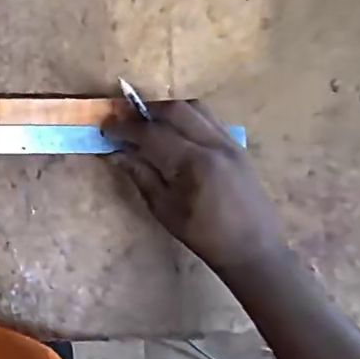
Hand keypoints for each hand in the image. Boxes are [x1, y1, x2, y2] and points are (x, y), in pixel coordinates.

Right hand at [104, 100, 289, 275]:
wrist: (254, 250)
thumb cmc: (205, 236)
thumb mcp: (165, 210)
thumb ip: (141, 176)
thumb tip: (115, 154)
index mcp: (195, 163)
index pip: (152, 133)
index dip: (125, 128)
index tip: (105, 126)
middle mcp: (214, 144)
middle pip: (175, 109)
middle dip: (146, 110)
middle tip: (125, 119)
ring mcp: (230, 142)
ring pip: (195, 108)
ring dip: (168, 110)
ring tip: (150, 122)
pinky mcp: (238, 146)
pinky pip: (209, 119)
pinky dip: (188, 118)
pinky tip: (176, 132)